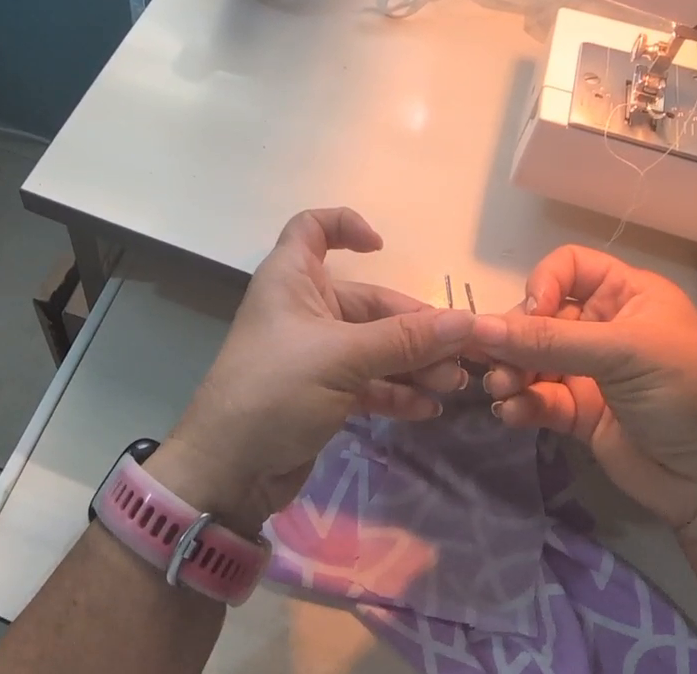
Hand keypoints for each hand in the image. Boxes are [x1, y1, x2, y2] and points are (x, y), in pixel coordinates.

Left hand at [152, 209, 474, 534]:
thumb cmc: (276, 389)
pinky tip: (428, 409)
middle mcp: (304, 309)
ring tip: (454, 385)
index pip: (312, 228)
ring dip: (414, 363)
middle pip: (367, 302)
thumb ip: (405, 341)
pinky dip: (397, 392)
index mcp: (292, 279)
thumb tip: (467, 322)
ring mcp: (314, 354)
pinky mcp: (322, 394)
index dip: (345, 226)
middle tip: (462, 354)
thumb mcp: (343, 358)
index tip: (382, 247)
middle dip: (414, 327)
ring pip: (374, 346)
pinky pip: (368, 383)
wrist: (229, 470)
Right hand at [472, 245, 696, 531]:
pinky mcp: (580, 415)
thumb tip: (476, 327)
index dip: (543, 284)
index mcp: (626, 296)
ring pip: (532, 360)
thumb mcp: (623, 354)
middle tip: (494, 361)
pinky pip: (538, 399)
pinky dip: (520, 404)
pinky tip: (512, 414)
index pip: (568, 268)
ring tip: (503, 390)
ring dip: (511, 372)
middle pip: (540, 316)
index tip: (533, 313)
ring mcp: (591, 373)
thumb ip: (548, 340)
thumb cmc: (689, 394)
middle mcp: (604, 328)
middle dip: (514, 337)